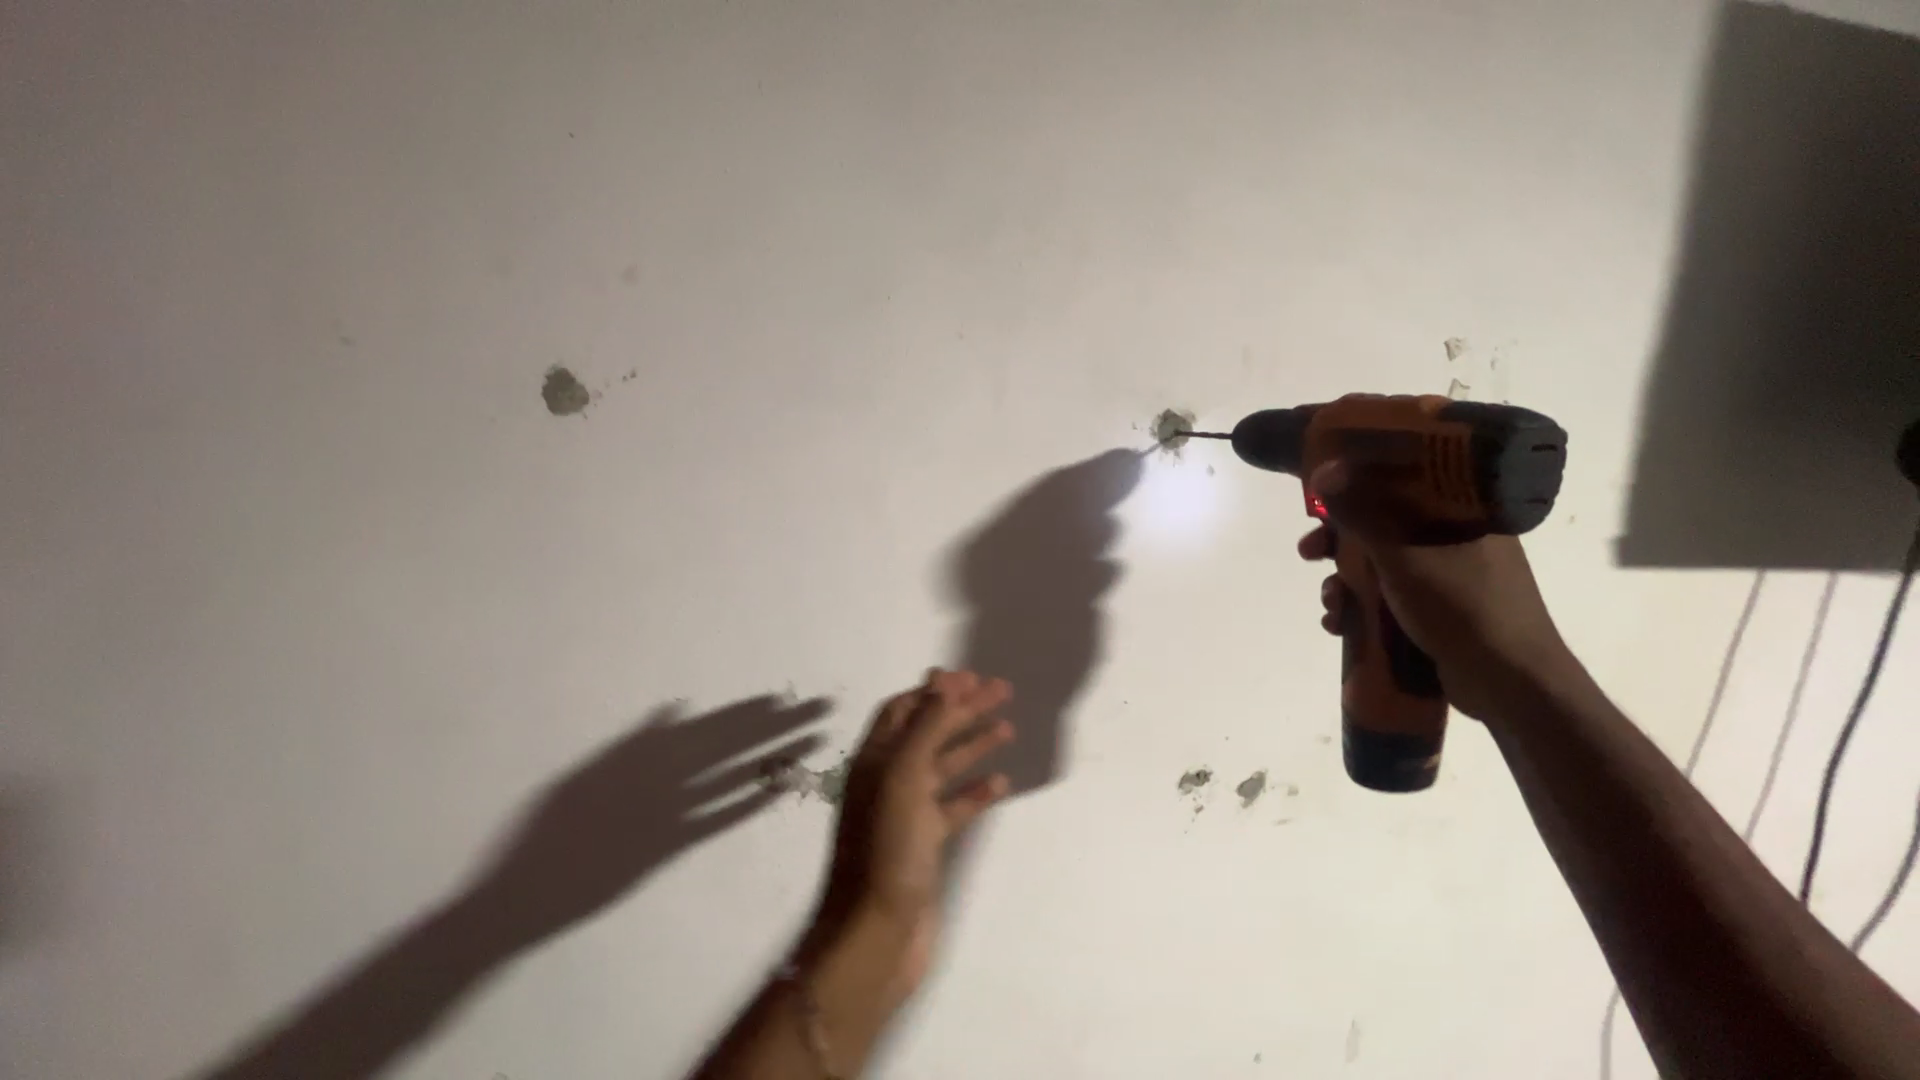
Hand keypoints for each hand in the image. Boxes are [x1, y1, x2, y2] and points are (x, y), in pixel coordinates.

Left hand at [805, 669, 1014, 990]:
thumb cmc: (886, 847)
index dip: (935, 690)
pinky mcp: (925, 844)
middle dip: (963, 710)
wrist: (876, 932)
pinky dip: (976, 792)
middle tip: (1002, 691)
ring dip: (973, 744)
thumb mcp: (903, 777)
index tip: (972, 676)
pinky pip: (953, 808)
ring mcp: (906, 813)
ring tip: (1008, 727)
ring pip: (943, 768)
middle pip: (928, 732)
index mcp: (874, 759)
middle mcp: (887, 780)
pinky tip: (1001, 783)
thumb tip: (942, 679)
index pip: (903, 710)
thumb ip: (925, 727)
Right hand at [1299, 459, 1574, 721]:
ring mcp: (1446, 575)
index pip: (1399, 480)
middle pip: (1381, 525)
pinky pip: (1386, 598)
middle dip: (1337, 543)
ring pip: (1378, 566)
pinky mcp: (1436, 610)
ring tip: (1331, 605)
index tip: (1319, 501)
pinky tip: (1340, 626)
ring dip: (1343, 582)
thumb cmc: (1462, 605)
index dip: (1353, 486)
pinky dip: (1359, 608)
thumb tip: (1324, 470)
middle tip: (1308, 552)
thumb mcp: (1403, 555)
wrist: (1508, 681)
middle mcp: (1454, 536)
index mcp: (1458, 511)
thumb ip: (1361, 513)